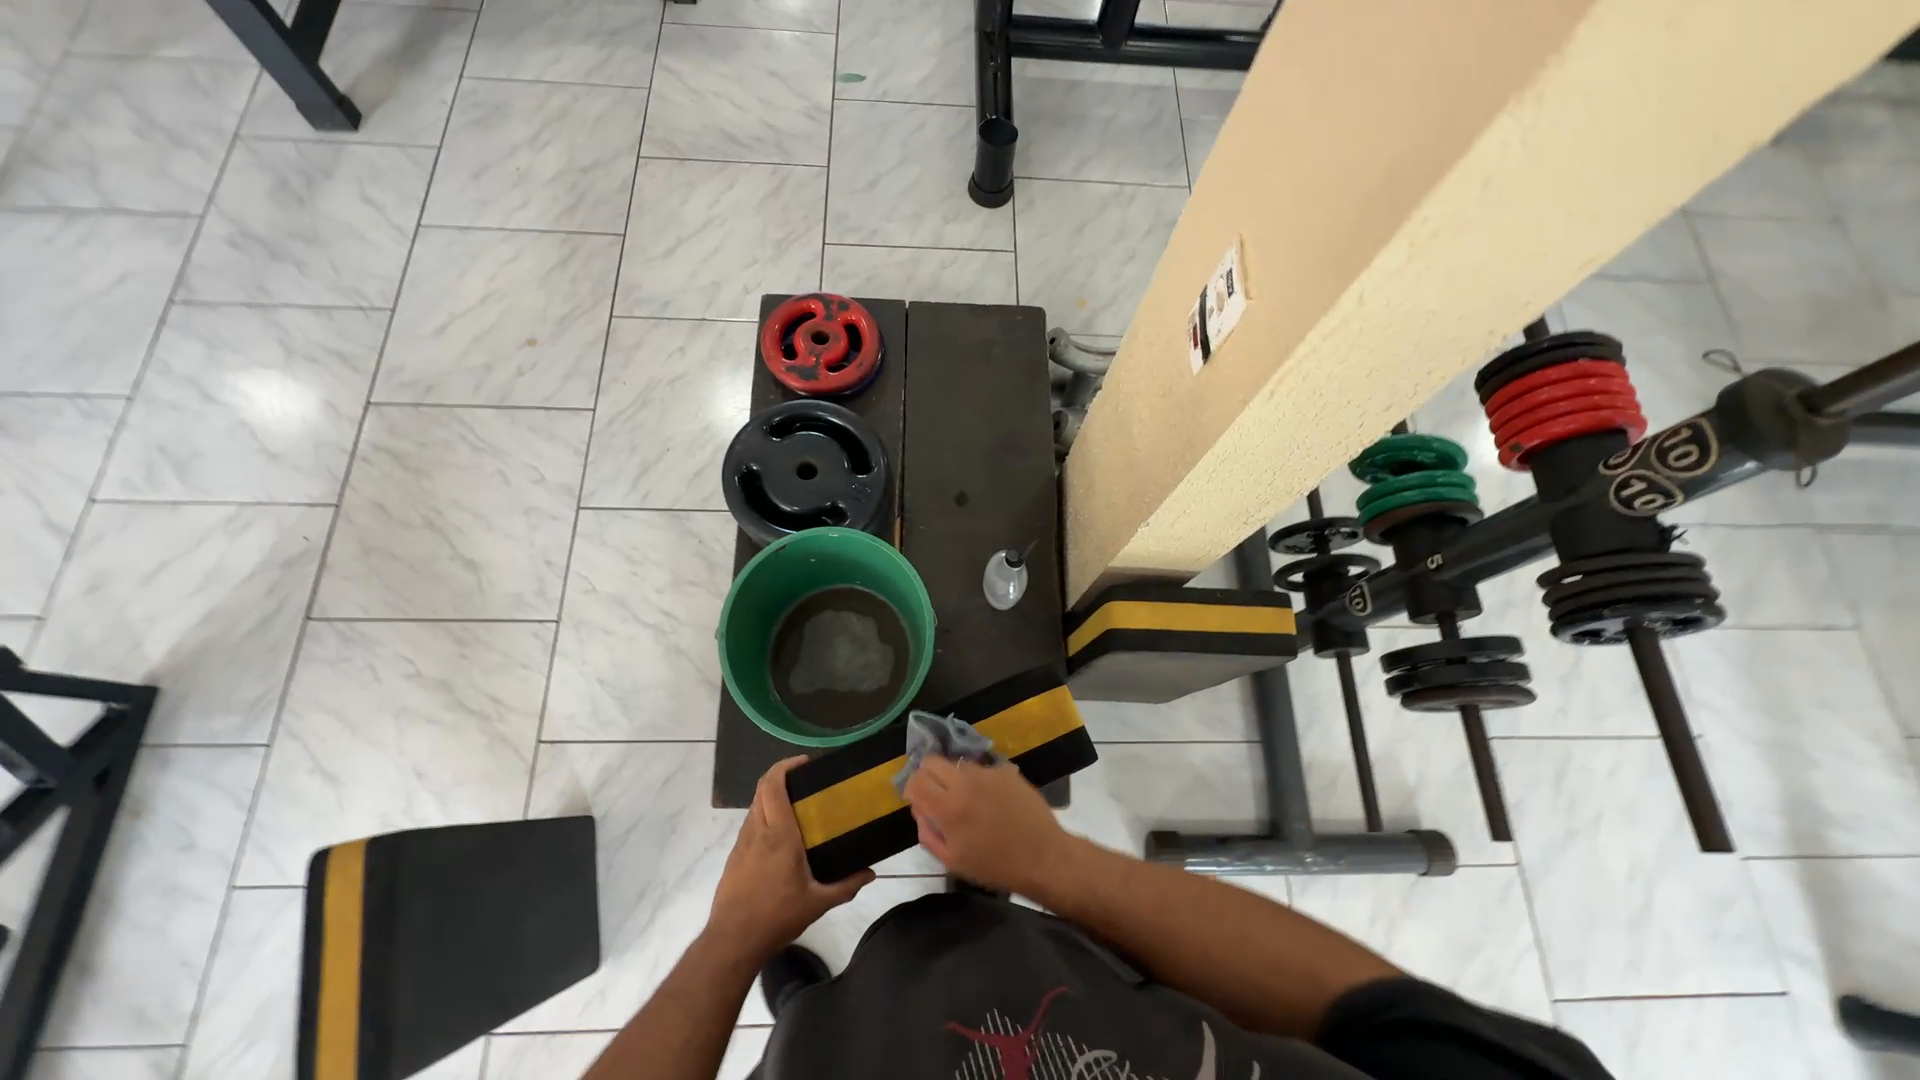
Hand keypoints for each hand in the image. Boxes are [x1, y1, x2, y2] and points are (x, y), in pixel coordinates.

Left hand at [707, 757, 873, 961]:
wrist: (732, 940)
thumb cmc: (776, 916)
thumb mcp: (818, 903)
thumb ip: (846, 886)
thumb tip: (870, 873)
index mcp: (779, 835)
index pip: (772, 786)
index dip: (785, 766)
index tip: (804, 762)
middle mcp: (757, 832)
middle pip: (762, 790)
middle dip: (781, 777)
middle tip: (806, 782)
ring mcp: (742, 844)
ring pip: (754, 807)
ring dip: (772, 798)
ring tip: (797, 807)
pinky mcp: (734, 857)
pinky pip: (750, 825)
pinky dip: (765, 817)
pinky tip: (781, 837)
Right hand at [903, 757, 1075, 894]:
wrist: (1042, 857)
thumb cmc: (995, 866)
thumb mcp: (953, 861)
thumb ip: (928, 833)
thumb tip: (919, 810)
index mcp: (948, 807)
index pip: (915, 780)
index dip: (911, 789)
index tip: (917, 800)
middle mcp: (965, 783)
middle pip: (932, 761)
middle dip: (928, 775)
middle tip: (936, 794)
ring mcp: (988, 774)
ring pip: (958, 764)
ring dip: (955, 777)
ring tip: (968, 799)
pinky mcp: (1007, 772)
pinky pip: (984, 770)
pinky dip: (981, 781)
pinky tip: (992, 799)